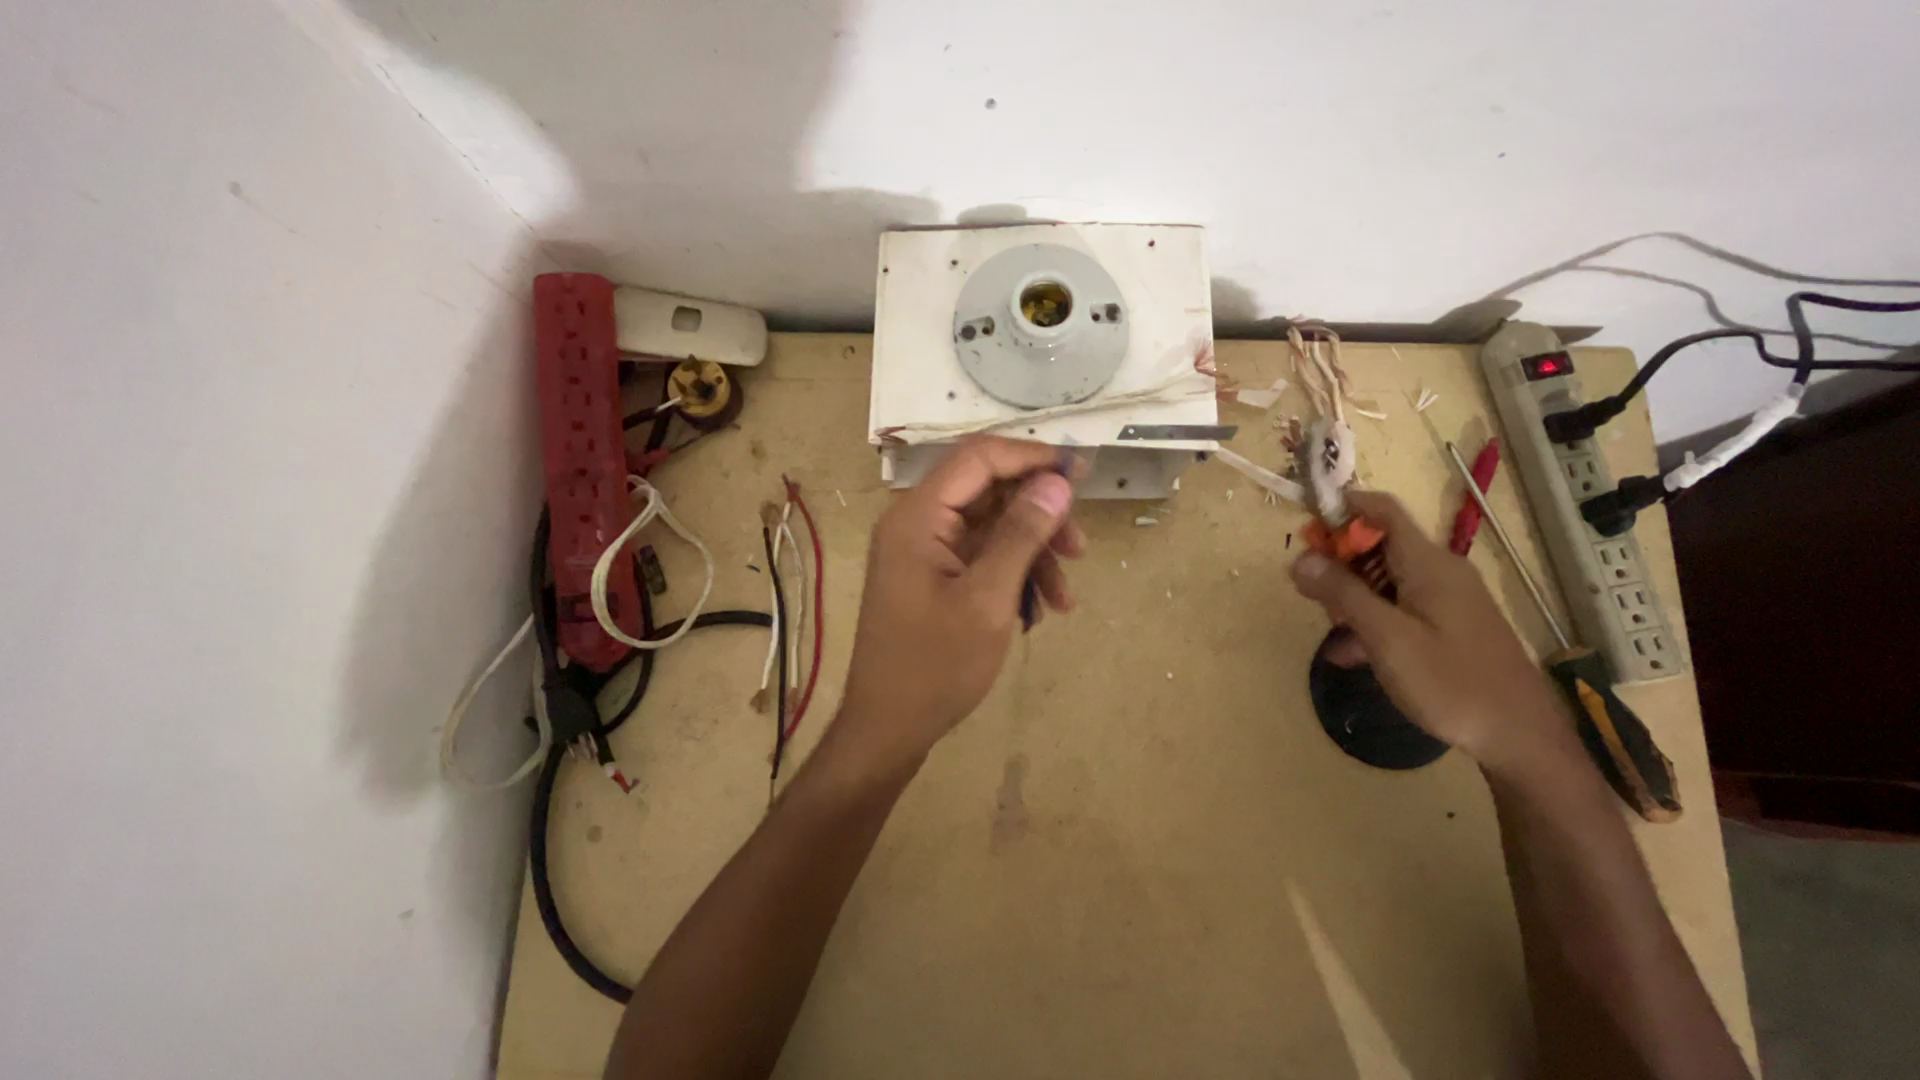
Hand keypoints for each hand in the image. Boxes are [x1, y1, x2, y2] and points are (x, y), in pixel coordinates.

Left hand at [834, 436, 1084, 770]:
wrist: (889, 728)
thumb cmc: (935, 666)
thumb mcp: (988, 599)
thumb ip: (1022, 534)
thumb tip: (1058, 481)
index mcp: (918, 516)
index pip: (980, 457)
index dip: (1032, 457)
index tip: (1082, 475)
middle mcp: (917, 522)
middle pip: (990, 491)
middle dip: (1040, 516)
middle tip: (1079, 548)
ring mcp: (925, 551)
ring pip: (993, 528)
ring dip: (1034, 554)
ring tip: (1064, 598)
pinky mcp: (934, 577)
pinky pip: (983, 558)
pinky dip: (1015, 576)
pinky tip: (1039, 612)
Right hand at [1289, 491, 1579, 775]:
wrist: (1519, 734)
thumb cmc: (1451, 682)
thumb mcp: (1387, 639)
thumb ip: (1344, 595)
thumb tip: (1300, 558)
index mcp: (1427, 564)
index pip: (1381, 511)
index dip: (1341, 511)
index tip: (1304, 534)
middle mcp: (1439, 571)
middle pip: (1379, 545)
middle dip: (1339, 562)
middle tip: (1310, 595)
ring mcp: (1446, 599)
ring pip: (1386, 579)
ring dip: (1351, 596)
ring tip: (1328, 631)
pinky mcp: (1449, 626)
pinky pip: (1400, 607)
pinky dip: (1372, 620)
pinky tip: (1349, 654)